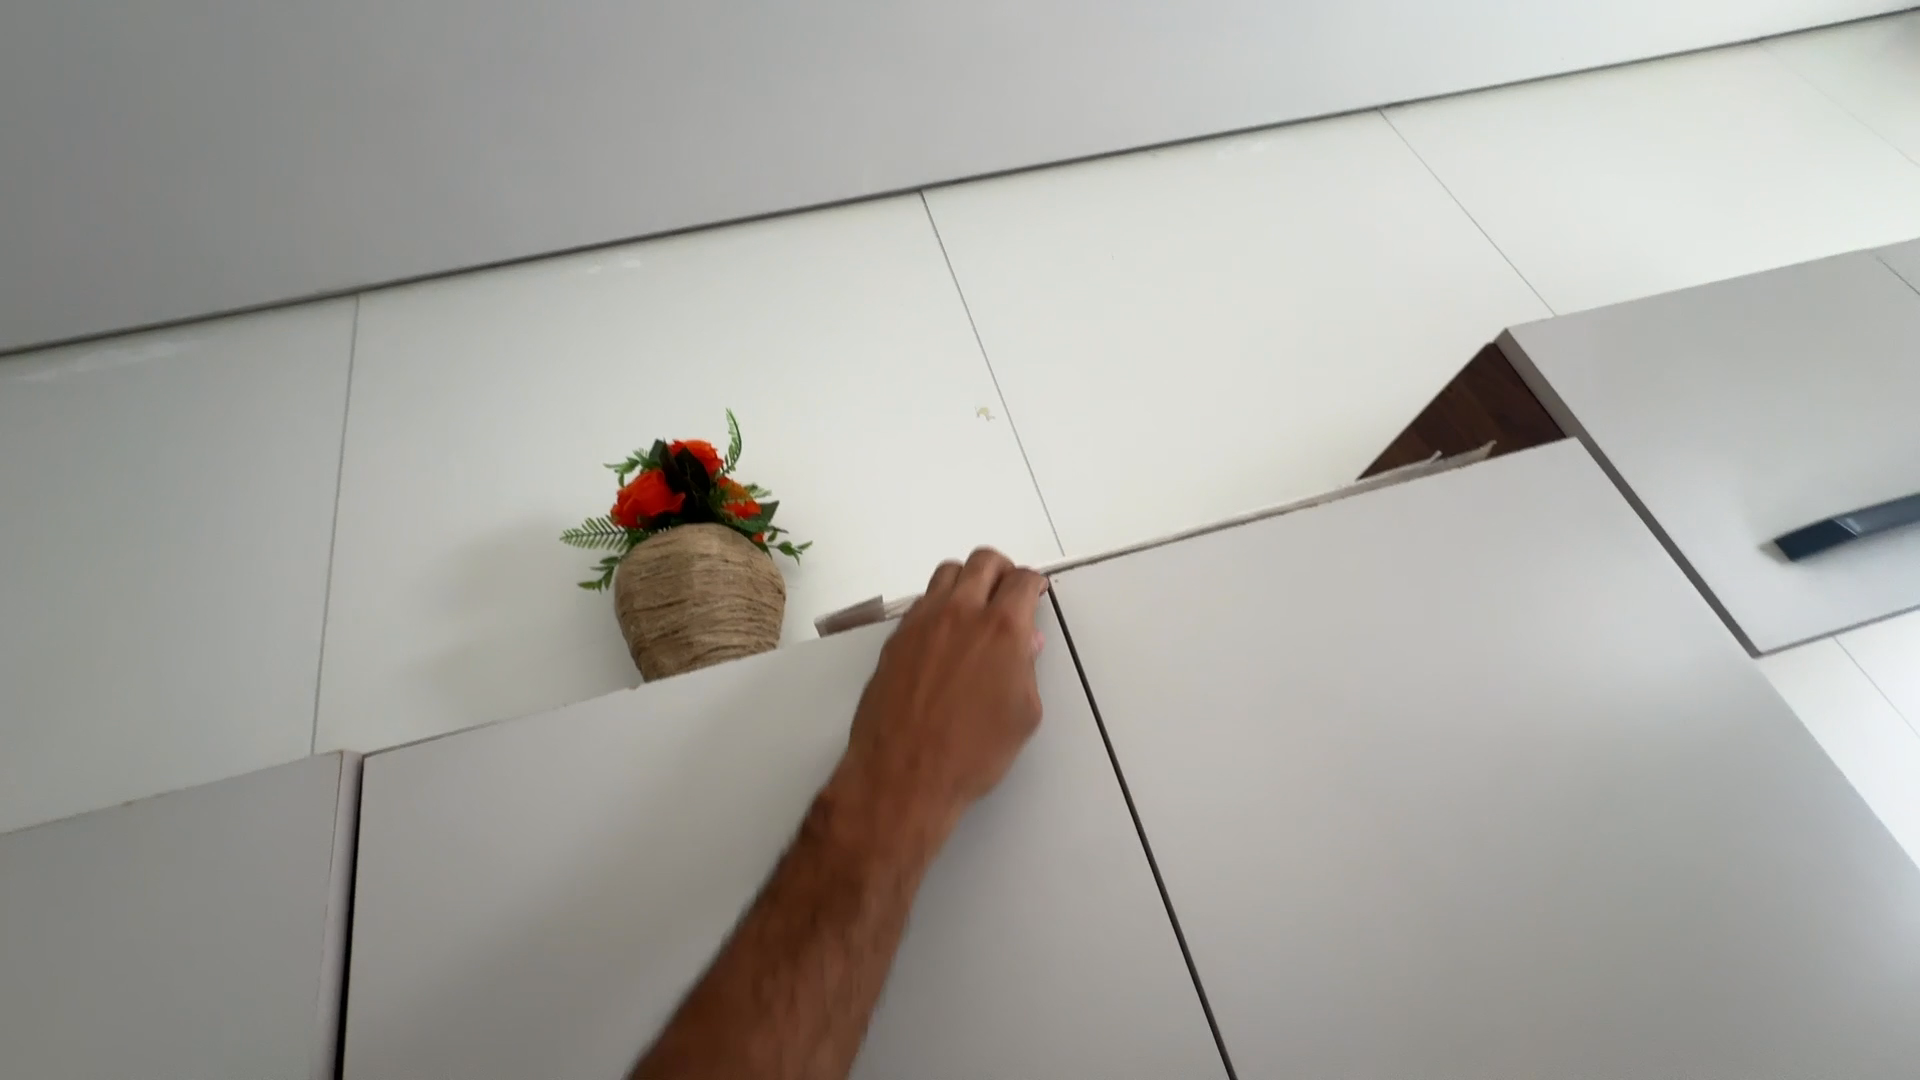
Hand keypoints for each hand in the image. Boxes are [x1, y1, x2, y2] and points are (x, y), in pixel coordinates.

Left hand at [830, 548, 1050, 844]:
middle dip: (1002, 571)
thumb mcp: (1023, 716)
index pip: (1022, 580)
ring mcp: (922, 621)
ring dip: (967, 581)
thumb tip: (1025, 643)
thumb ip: (1027, 669)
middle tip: (1007, 593)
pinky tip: (943, 635)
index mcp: (1001, 629)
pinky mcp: (896, 637)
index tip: (1034, 592)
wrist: (903, 774)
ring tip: (973, 608)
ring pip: (947, 574)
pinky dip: (939, 605)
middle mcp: (960, 612)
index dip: (1034, 584)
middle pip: (983, 562)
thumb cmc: (974, 753)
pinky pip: (921, 603)